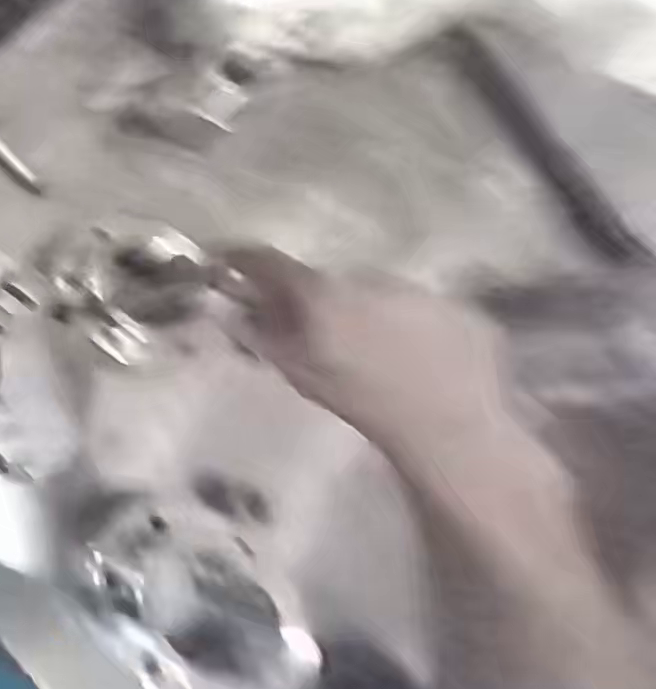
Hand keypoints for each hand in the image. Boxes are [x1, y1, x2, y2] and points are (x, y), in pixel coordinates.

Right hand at [223, 247, 519, 462]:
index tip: (226, 262)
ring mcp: (421, 291)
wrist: (452, 429)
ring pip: (370, 288)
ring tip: (360, 339)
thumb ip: (254, 329)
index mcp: (321, 290)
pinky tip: (404, 350)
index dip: (241, 258)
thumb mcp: (290, 366)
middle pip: (322, 276)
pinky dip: (400, 319)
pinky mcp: (461, 310)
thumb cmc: (357, 397)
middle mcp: (369, 278)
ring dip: (355, 304)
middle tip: (304, 320)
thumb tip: (227, 306)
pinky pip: (415, 305)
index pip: (267, 259)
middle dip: (307, 292)